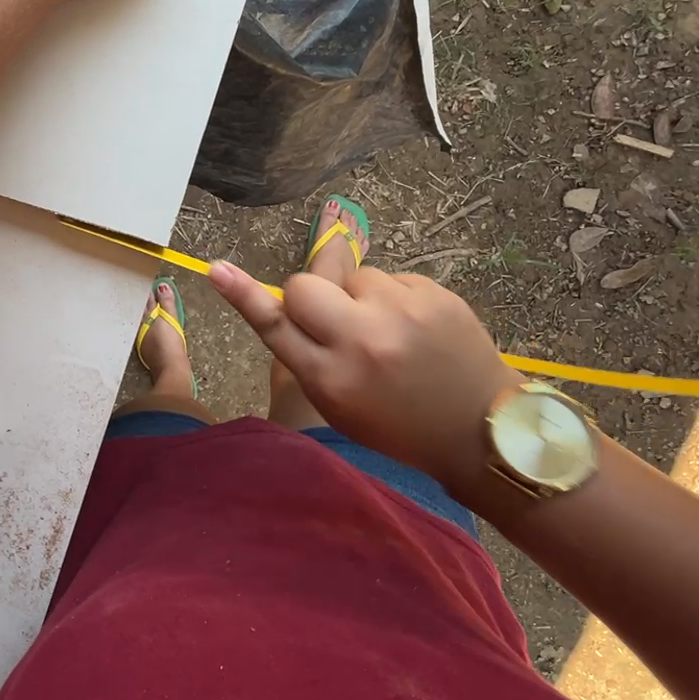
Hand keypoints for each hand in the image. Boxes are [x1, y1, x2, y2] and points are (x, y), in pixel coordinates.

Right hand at [209, 262, 523, 495]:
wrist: (482, 430)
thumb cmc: (397, 427)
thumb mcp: (338, 404)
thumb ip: (304, 355)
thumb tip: (280, 303)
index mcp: (332, 378)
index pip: (275, 325)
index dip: (243, 295)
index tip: (216, 268)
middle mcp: (362, 340)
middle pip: (305, 286)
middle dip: (312, 298)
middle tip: (336, 323)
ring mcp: (403, 311)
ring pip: (353, 277)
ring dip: (359, 298)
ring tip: (387, 333)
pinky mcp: (436, 294)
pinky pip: (391, 278)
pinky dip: (393, 298)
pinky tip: (413, 328)